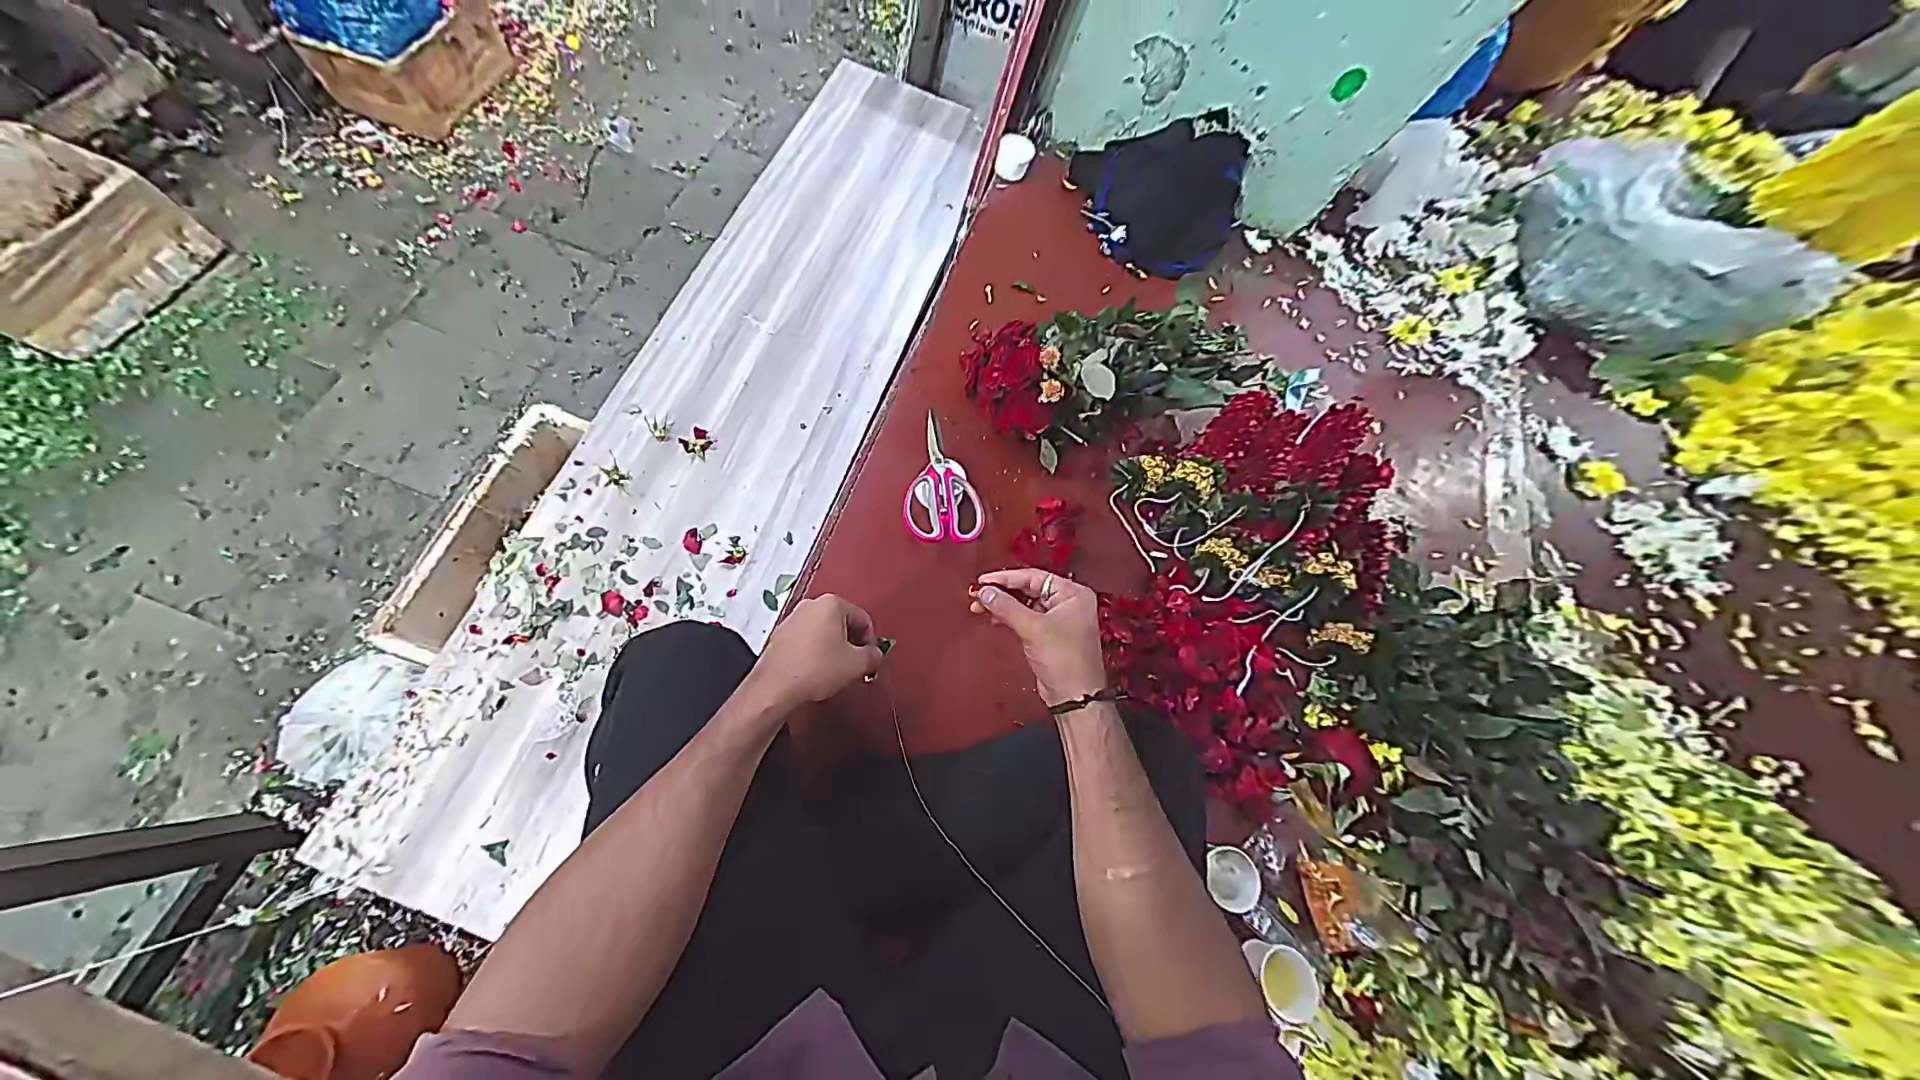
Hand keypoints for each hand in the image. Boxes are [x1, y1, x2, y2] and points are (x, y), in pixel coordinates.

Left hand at [750, 595, 884, 710]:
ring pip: (824, 631)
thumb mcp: (857, 664)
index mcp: (832, 604)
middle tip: (852, 666)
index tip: (867, 660)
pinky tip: (814, 671)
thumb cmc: (818, 669)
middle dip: (850, 644)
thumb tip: (875, 655)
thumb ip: (874, 655)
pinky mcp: (780, 634)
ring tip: (832, 671)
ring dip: (833, 648)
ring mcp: (793, 618)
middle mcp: (811, 604)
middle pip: (843, 623)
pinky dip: (814, 652)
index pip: (863, 620)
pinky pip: (806, 639)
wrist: (775, 687)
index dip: (870, 642)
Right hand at [970, 569, 1107, 707]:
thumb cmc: (1066, 661)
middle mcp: (1068, 602)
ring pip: (1025, 603)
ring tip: (980, 606)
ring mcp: (1059, 618)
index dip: (1006, 578)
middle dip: (1002, 592)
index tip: (984, 580)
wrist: (1074, 696)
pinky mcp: (1050, 633)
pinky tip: (994, 617)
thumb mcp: (1033, 629)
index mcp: (1072, 594)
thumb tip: (985, 591)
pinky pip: (1026, 617)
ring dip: (1003, 605)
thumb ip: (1006, 607)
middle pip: (1029, 588)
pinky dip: (1010, 617)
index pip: (1034, 576)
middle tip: (979, 594)